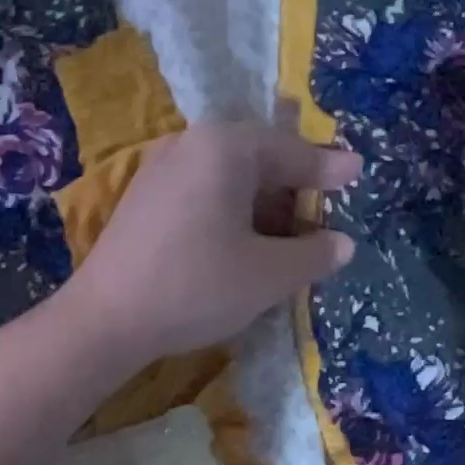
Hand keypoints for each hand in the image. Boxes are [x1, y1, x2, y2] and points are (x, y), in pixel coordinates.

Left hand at [64, 122, 360, 361]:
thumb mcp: (267, 276)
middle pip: (258, 162)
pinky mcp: (141, 202)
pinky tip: (238, 249)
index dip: (328, 171)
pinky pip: (200, 198)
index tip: (357, 174)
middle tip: (320, 221)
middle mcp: (191, 144)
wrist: (107, 320)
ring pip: (227, 182)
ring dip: (260, 210)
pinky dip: (228, 217)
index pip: (293, 154)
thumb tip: (342, 244)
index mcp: (227, 146)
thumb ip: (313, 255)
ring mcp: (159, 171)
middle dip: (292, 193)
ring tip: (284, 243)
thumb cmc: (196, 287)